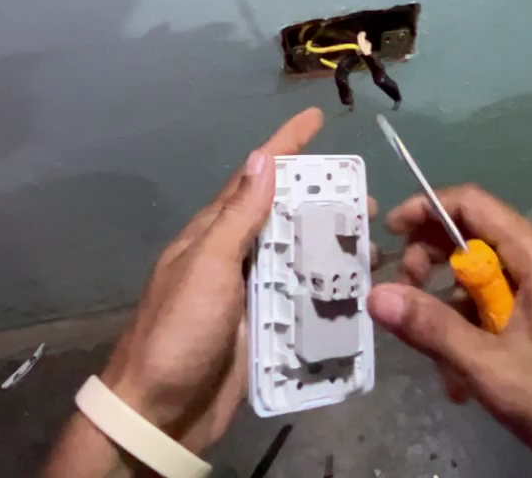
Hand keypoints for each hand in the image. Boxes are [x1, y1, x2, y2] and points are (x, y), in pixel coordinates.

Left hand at [48, 107, 372, 475]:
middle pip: (285, 215)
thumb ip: (238, 216)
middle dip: (323, 202)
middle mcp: (234, 254)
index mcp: (216, 231)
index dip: (285, 145)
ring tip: (371, 247)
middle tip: (368, 200)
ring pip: (298, 257)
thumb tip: (262, 158)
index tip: (315, 118)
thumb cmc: (179, 330)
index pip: (255, 176)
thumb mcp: (207, 266)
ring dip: (332, 247)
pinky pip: (301, 300)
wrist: (159, 414)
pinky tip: (356, 293)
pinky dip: (328, 291)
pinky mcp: (263, 329)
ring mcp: (249, 292)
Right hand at [367, 185, 531, 477]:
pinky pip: (518, 299)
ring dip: (460, 310)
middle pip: (480, 237)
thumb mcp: (496, 372)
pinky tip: (475, 373)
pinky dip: (489, 325)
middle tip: (408, 304)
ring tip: (445, 365)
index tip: (389, 236)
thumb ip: (433, 329)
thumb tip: (375, 295)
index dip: (425, 211)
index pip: (472, 203)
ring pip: (495, 276)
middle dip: (436, 268)